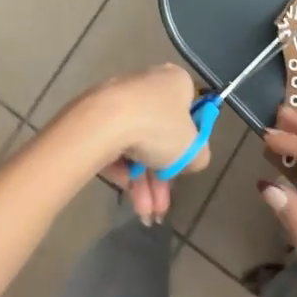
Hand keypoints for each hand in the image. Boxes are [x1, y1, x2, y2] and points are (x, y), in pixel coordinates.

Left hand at [67, 64, 208, 226]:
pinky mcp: (97, 116)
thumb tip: (192, 159)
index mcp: (176, 81)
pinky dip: (124, 172)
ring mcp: (121, 100)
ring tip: (145, 214)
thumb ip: (199, 155)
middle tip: (161, 206)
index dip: (188, 142)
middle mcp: (149, 84)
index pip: (189, 110)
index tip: (185, 167)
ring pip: (138, 145)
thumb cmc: (158, 128)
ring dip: (144, 183)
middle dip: (162, 177)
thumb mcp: (193, 149)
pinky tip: (127, 197)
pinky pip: (117, 145)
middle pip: (161, 135)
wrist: (103, 122)